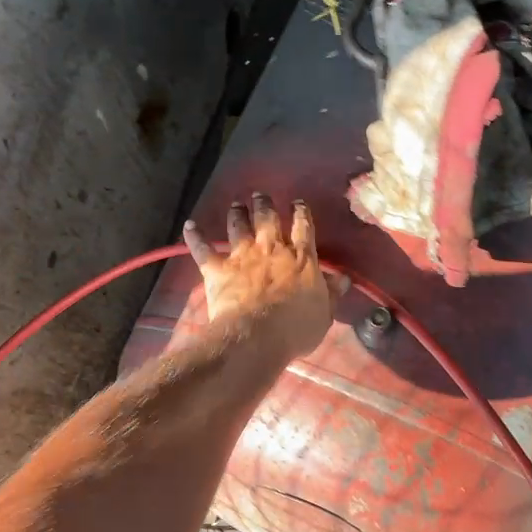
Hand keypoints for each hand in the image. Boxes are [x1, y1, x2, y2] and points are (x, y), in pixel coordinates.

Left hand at [183, 194, 346, 358]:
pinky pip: (203, 249)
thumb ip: (331, 293)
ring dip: (237, 214)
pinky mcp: (218, 269)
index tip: (298, 203)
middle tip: (260, 195)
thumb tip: (342, 278)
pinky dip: (195, 237)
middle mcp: (272, 249)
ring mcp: (243, 256)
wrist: (257, 335)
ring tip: (235, 205)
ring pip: (239, 226)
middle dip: (265, 204)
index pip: (304, 228)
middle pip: (268, 218)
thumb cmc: (296, 328)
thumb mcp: (324, 314)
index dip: (301, 213)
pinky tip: (190, 225)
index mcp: (302, 259)